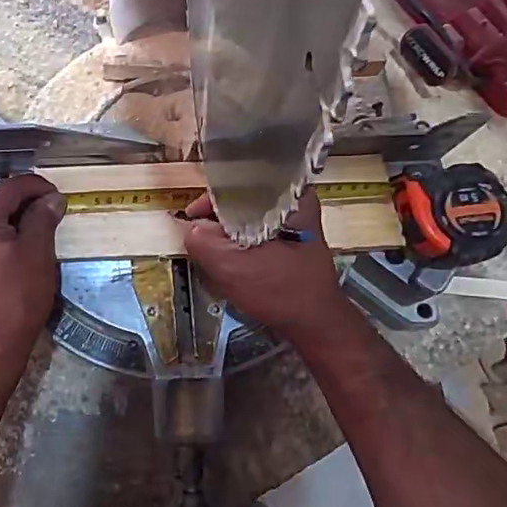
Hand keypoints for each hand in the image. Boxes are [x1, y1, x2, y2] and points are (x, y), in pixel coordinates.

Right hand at [182, 189, 349, 340]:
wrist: (315, 323)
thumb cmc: (278, 289)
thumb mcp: (229, 264)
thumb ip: (200, 239)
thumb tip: (193, 228)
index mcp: (288, 194)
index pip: (238, 182)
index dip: (209, 201)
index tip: (191, 220)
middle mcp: (296, 201)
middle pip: (242, 199)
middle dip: (218, 221)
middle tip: (200, 241)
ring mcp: (297, 221)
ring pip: (249, 217)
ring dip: (228, 235)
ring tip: (215, 254)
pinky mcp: (293, 240)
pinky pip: (258, 232)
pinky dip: (241, 244)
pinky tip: (234, 263)